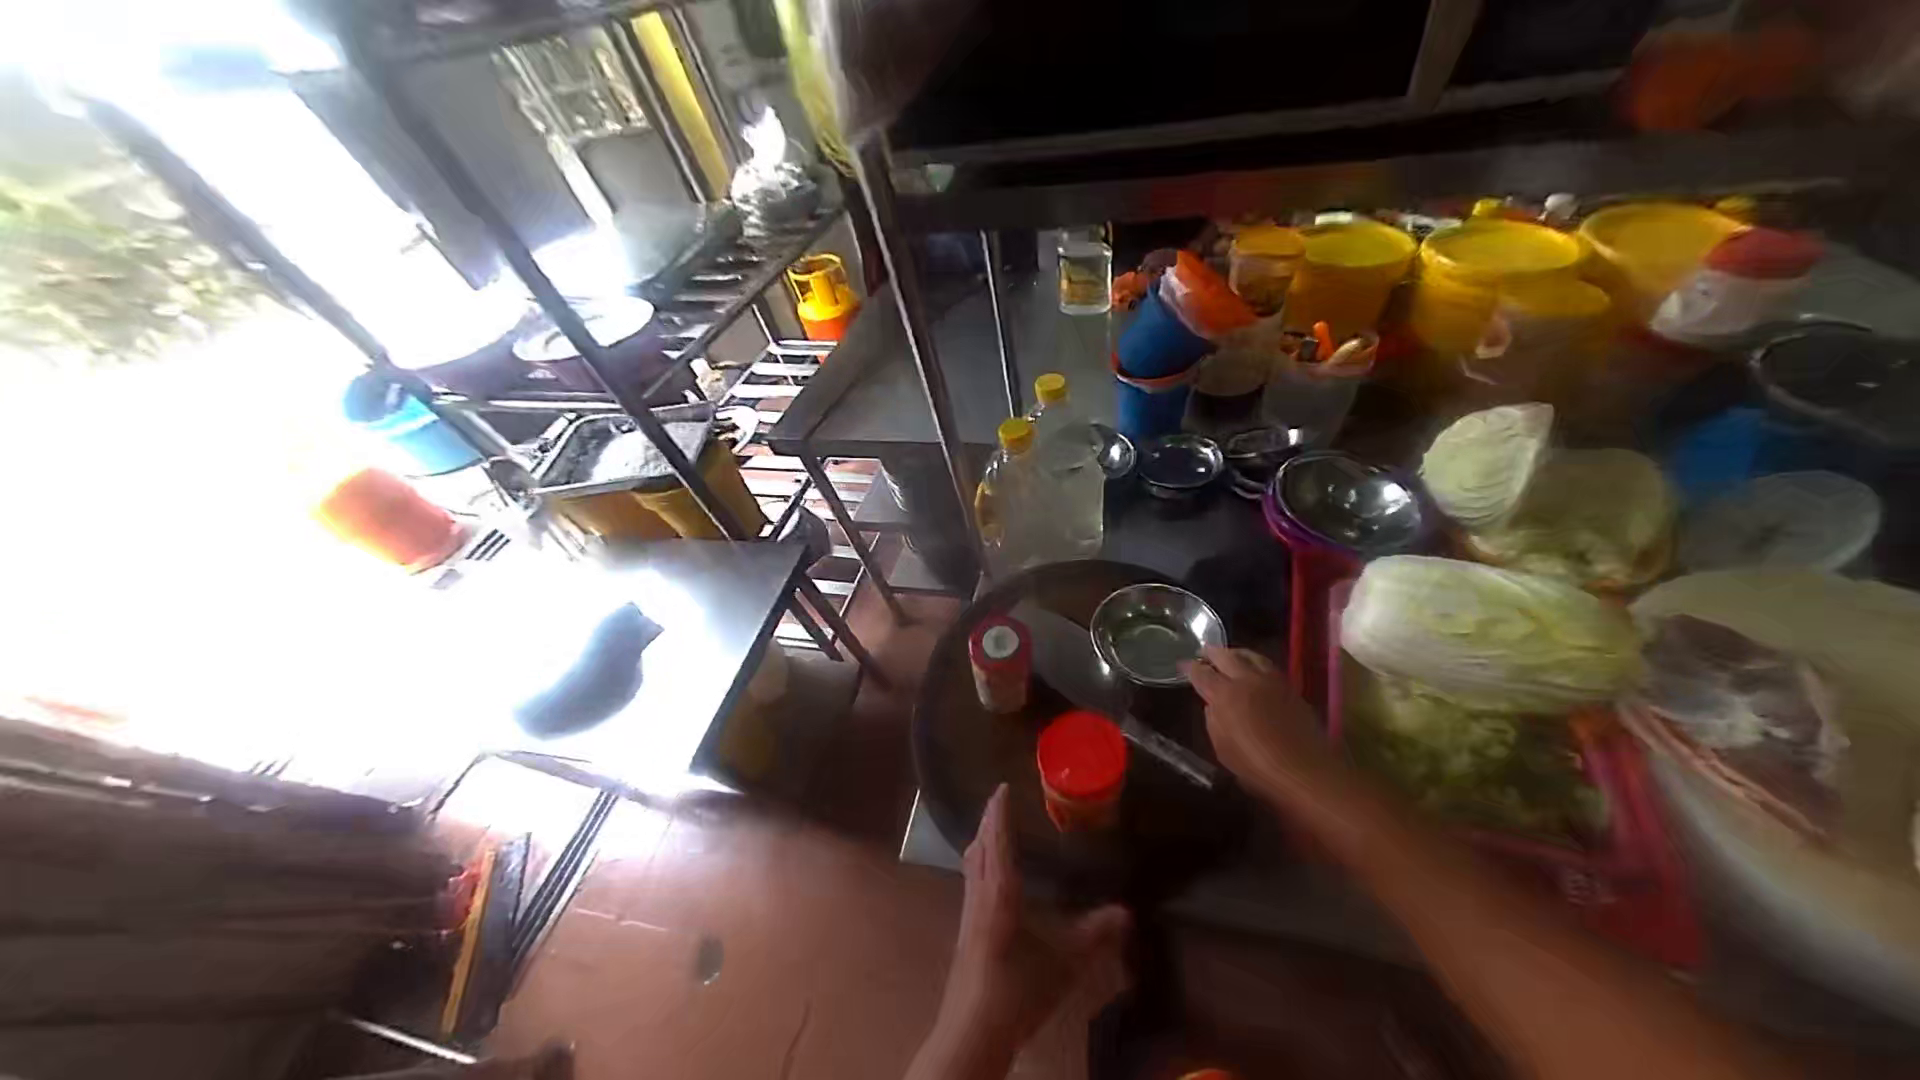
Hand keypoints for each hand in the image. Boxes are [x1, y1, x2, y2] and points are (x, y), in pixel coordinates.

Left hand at [939, 784, 1130, 1048]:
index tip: (1002, 787)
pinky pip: (971, 881)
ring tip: (990, 828)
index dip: (1000, 814)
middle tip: (999, 800)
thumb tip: (1127, 912)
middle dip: (989, 821)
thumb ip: (1094, 938)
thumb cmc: (1016, 994)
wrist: (971, 1033)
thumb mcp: (1062, 967)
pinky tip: (987, 877)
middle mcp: (979, 896)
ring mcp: (968, 914)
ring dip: (981, 840)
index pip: (998, 842)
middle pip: (980, 847)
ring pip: (971, 864)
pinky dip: (978, 863)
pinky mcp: (965, 932)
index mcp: (999, 894)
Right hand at [1184, 646, 1337, 798]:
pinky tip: (1255, 671)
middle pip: (1226, 656)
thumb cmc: (1256, 766)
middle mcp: (1247, 680)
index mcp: (1224, 694)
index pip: (1201, 672)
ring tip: (1230, 655)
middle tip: (1205, 652)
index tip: (1183, 665)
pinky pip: (1268, 667)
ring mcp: (1272, 682)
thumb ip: (1213, 721)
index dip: (1190, 667)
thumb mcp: (1222, 749)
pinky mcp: (1291, 690)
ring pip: (1251, 656)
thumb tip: (1213, 706)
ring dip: (1237, 653)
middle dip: (1212, 652)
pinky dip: (1256, 664)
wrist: (1306, 772)